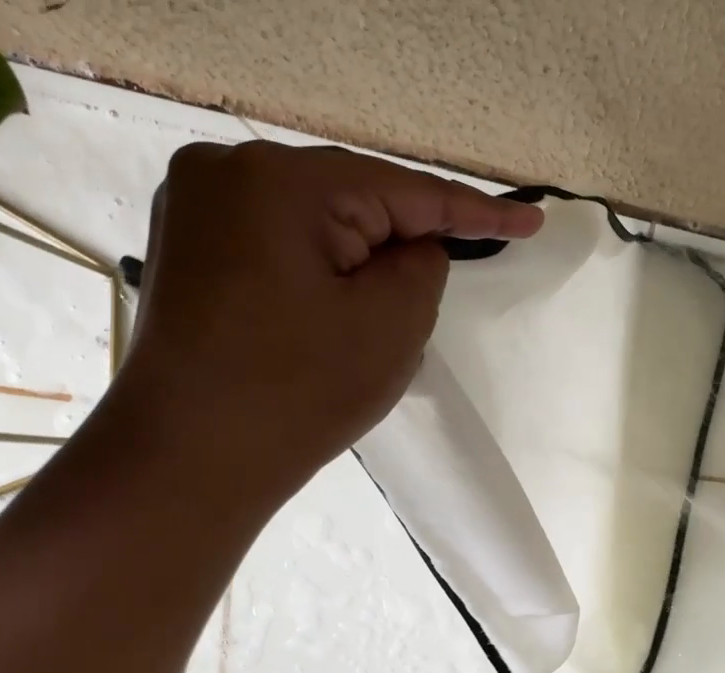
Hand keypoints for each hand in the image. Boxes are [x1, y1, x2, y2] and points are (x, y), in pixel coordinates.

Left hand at [108, 141, 542, 503]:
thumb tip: (413, 245)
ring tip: (405, 288)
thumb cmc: (303, 386)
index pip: (407, 191)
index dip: (478, 210)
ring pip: (321, 214)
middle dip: (415, 228)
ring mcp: (198, 203)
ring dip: (370, 246)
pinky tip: (348, 288)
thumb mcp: (395, 321)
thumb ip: (424, 263)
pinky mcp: (192, 242)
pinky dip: (329, 256)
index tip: (532, 220)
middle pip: (358, 193)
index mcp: (282, 181)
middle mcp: (228, 170)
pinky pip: (286, 233)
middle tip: (478, 252)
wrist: (194, 452)